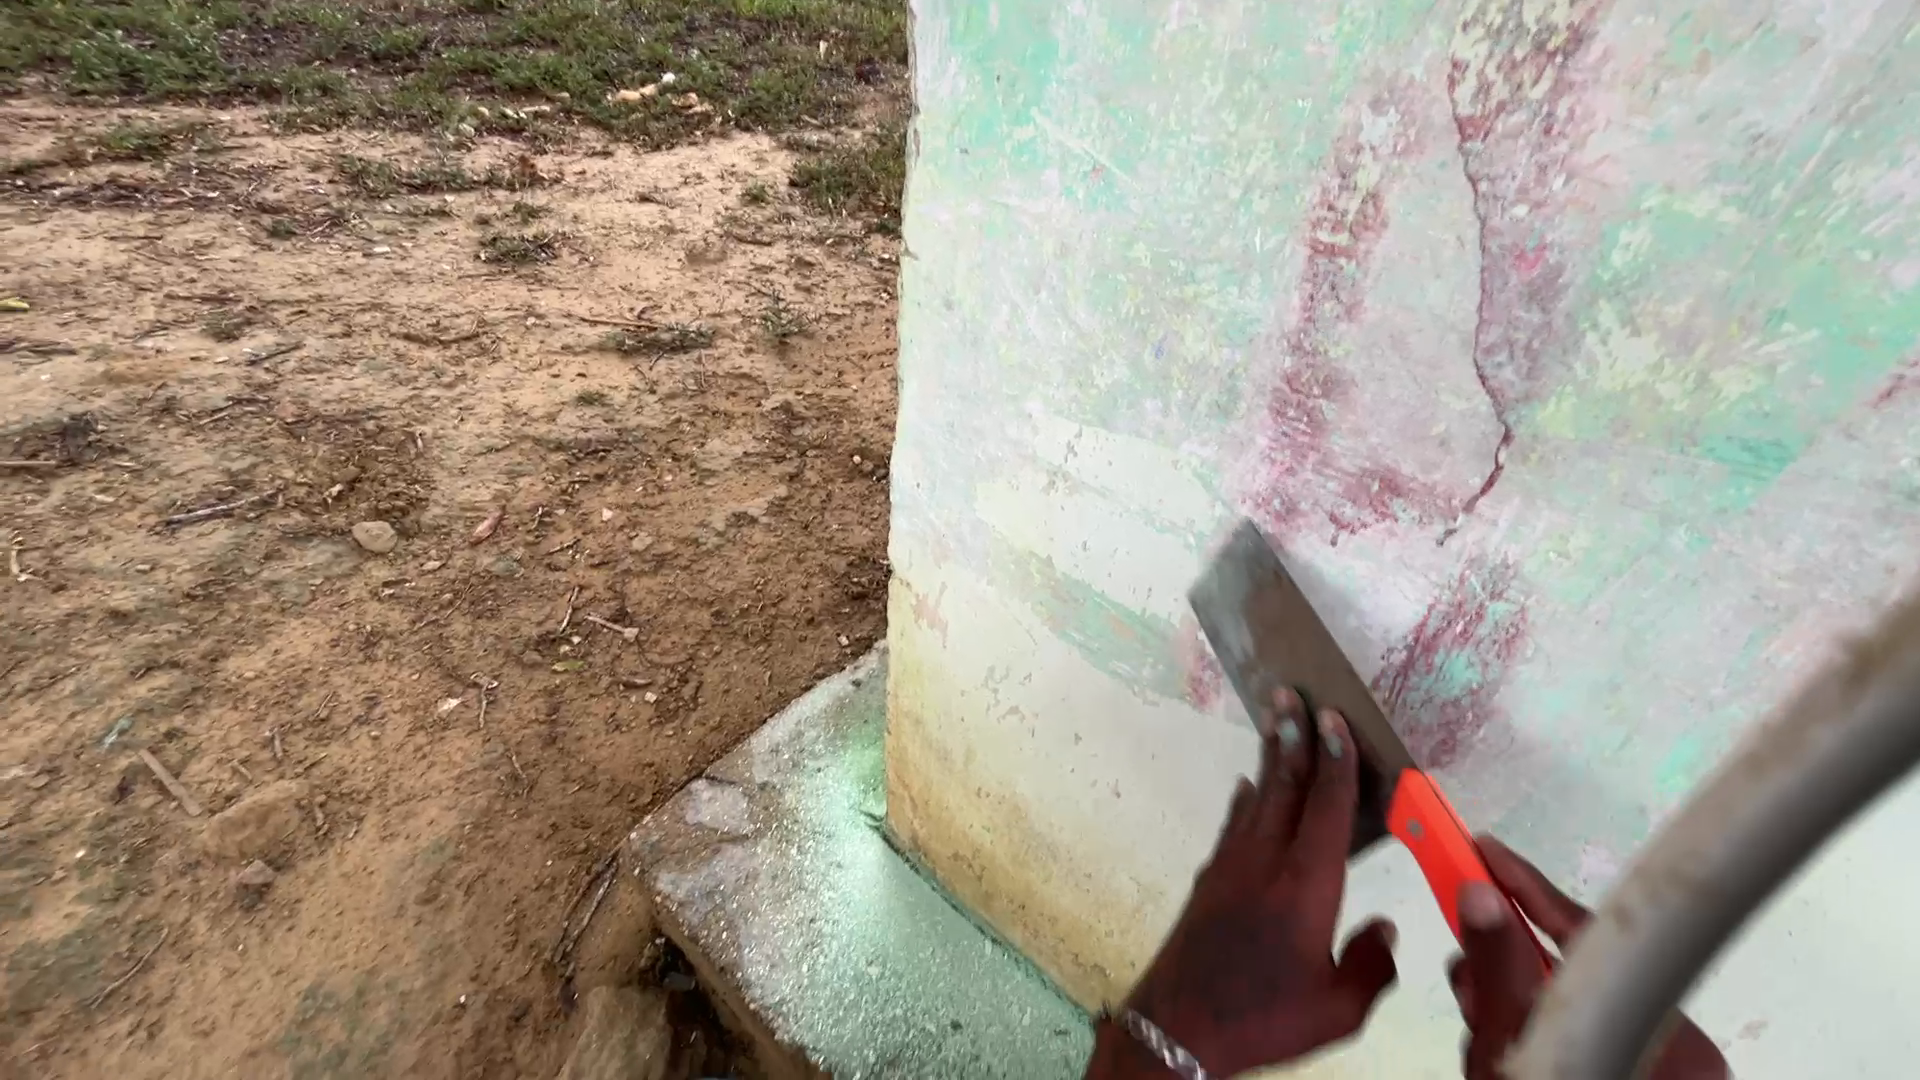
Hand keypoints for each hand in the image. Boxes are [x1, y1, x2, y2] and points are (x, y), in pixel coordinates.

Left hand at [1085, 689, 1397, 1078]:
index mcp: (1305, 885)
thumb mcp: (1338, 1009)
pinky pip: (1233, 823)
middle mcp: (1265, 859)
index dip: (1334, 762)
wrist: (1181, 1022)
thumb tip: (1385, 928)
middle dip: (1292, 736)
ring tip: (1274, 720)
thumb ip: (1371, 966)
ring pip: (1256, 797)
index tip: (1336, 722)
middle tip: (1293, 694)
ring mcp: (1231, 862)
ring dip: (1268, 757)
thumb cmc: (1266, 1016)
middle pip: (1284, 785)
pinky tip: (1247, 786)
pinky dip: (1244, 799)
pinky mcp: (1210, 875)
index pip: (1325, 808)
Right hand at [1450, 837, 1729, 1079]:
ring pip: (1559, 995)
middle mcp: (1671, 1041)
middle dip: (1502, 964)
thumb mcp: (1510, 1052)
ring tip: (1479, 1029)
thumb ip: (1494, 968)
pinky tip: (1498, 1048)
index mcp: (1664, 1030)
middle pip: (1566, 965)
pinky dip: (1523, 1025)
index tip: (1475, 843)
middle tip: (1465, 978)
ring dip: (1506, 1000)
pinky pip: (1566, 1023)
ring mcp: (1654, 1061)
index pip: (1584, 929)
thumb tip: (1474, 887)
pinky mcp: (1629, 1070)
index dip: (1524, 883)